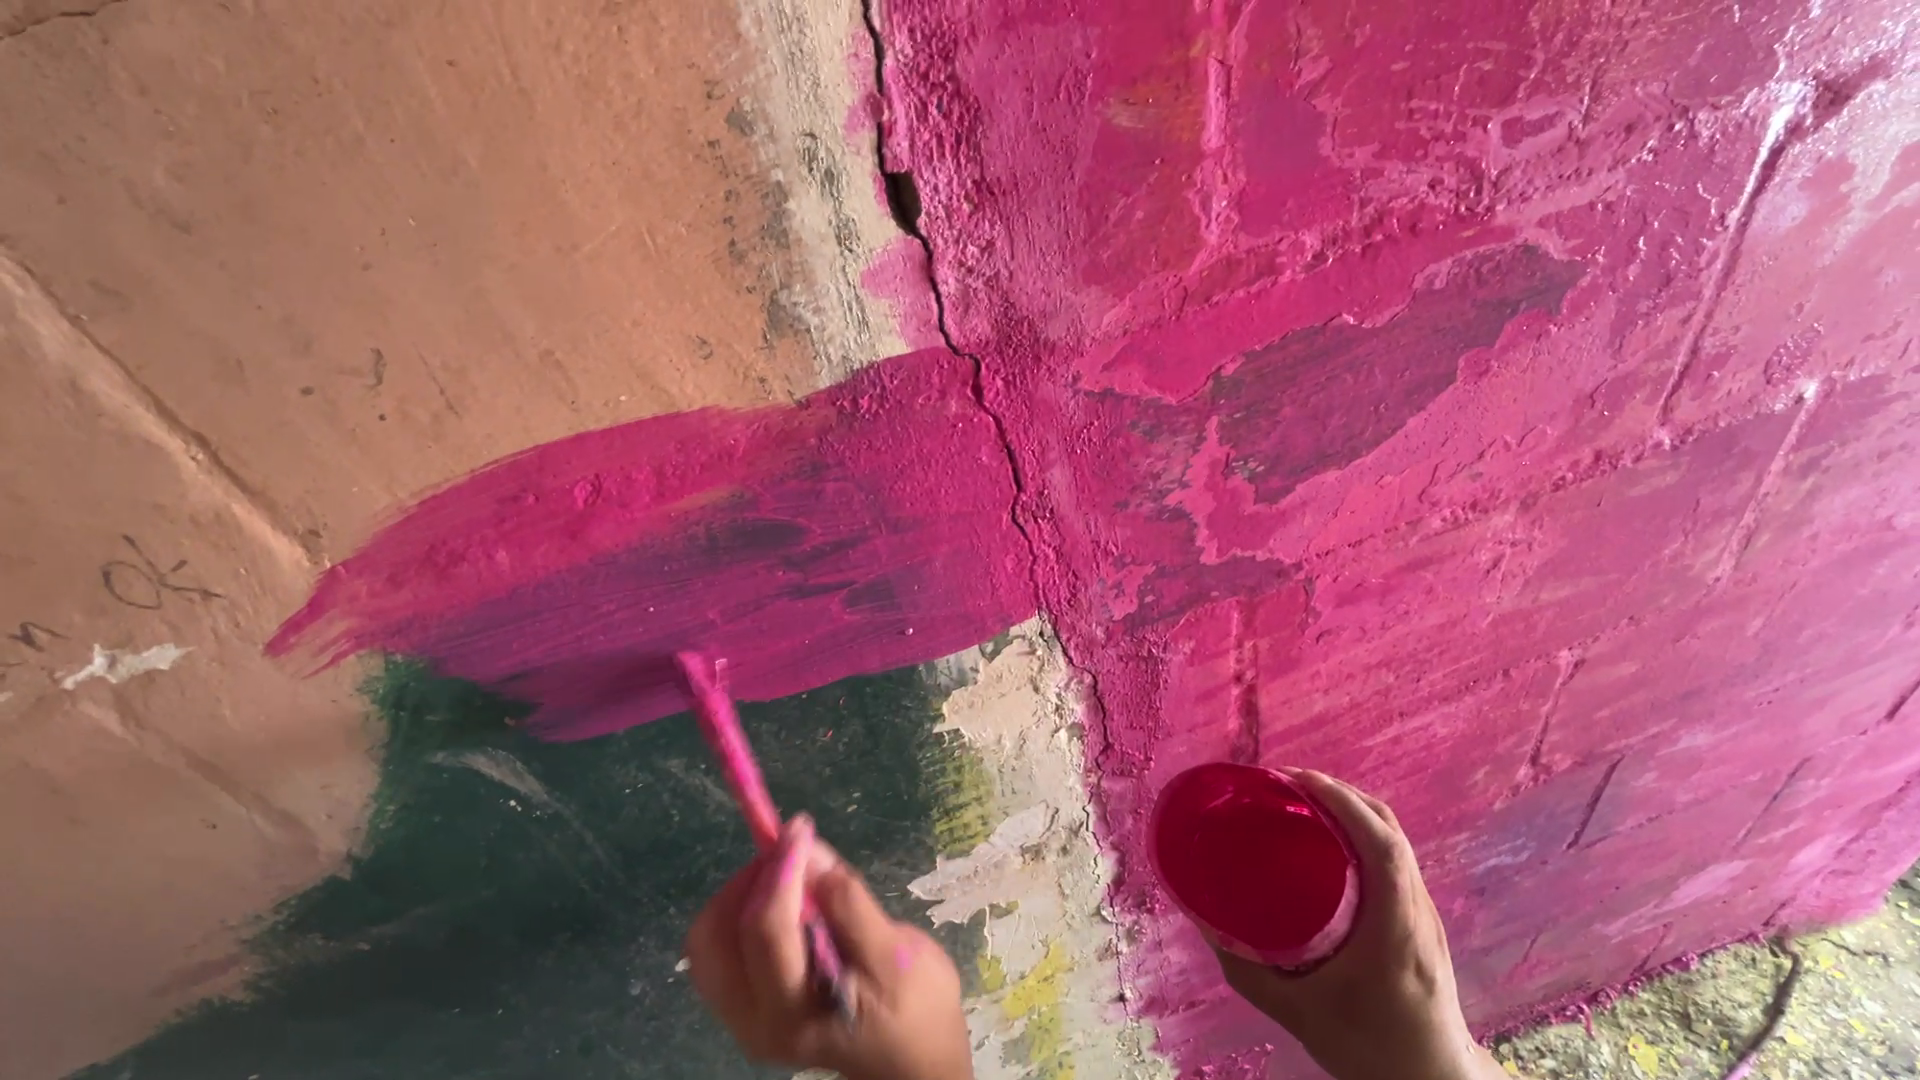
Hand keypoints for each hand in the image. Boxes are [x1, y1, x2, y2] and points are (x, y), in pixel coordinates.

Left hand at [685, 815, 973, 1079]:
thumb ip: (851, 905)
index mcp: (793, 1013)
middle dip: (749, 880)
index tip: (802, 827)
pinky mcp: (745, 1006)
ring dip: (740, 892)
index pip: (767, 930)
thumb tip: (811, 852)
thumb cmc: (916, 1008)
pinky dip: (739, 910)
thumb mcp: (899, 955)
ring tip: (787, 870)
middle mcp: (754, 1021)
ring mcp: (743, 1018)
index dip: (780, 870)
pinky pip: (720, 948)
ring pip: (709, 940)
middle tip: (791, 850)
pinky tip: (780, 897)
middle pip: (717, 936)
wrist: (913, 1061)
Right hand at [1209, 770, 1507, 1079]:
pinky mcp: (1422, 917)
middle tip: (1284, 784)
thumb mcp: (1294, 1012)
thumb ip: (1245, 967)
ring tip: (1300, 799)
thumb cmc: (1366, 1046)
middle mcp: (1417, 909)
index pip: (1382, 844)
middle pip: (1389, 827)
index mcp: (1394, 928)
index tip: (1293, 780)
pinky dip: (1361, 828)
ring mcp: (1426, 911)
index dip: (1341, 801)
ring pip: (1396, 836)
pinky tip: (1327, 837)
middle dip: (1338, 791)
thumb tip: (1202, 919)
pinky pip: (1395, 854)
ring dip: (1351, 806)